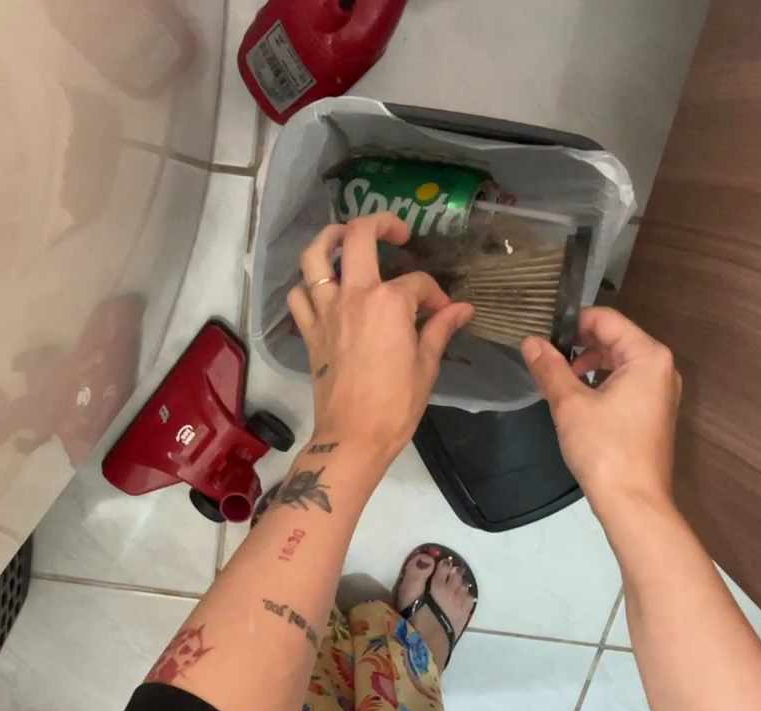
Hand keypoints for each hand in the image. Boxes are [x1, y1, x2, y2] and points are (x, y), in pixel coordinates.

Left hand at [286, 214, 474, 459]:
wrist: (353, 437)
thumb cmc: (395, 406)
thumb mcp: (427, 366)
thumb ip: (440, 330)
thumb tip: (462, 310)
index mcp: (389, 303)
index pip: (417, 282)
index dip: (435, 295)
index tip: (442, 313)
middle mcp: (354, 297)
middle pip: (359, 237)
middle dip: (382, 223)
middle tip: (398, 233)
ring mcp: (326, 313)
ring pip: (314, 257)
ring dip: (329, 238)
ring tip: (345, 236)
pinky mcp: (309, 333)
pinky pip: (298, 296)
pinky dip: (306, 284)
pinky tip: (322, 286)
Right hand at [521, 307, 681, 515]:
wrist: (633, 500)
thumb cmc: (604, 448)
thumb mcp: (570, 405)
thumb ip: (549, 369)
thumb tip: (530, 342)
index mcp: (647, 356)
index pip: (607, 320)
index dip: (572, 321)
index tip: (541, 331)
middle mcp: (660, 367)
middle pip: (614, 339)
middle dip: (577, 344)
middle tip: (542, 354)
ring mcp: (659, 391)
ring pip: (618, 362)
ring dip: (586, 365)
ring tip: (554, 378)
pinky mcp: (652, 412)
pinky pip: (623, 383)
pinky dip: (598, 383)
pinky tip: (574, 398)